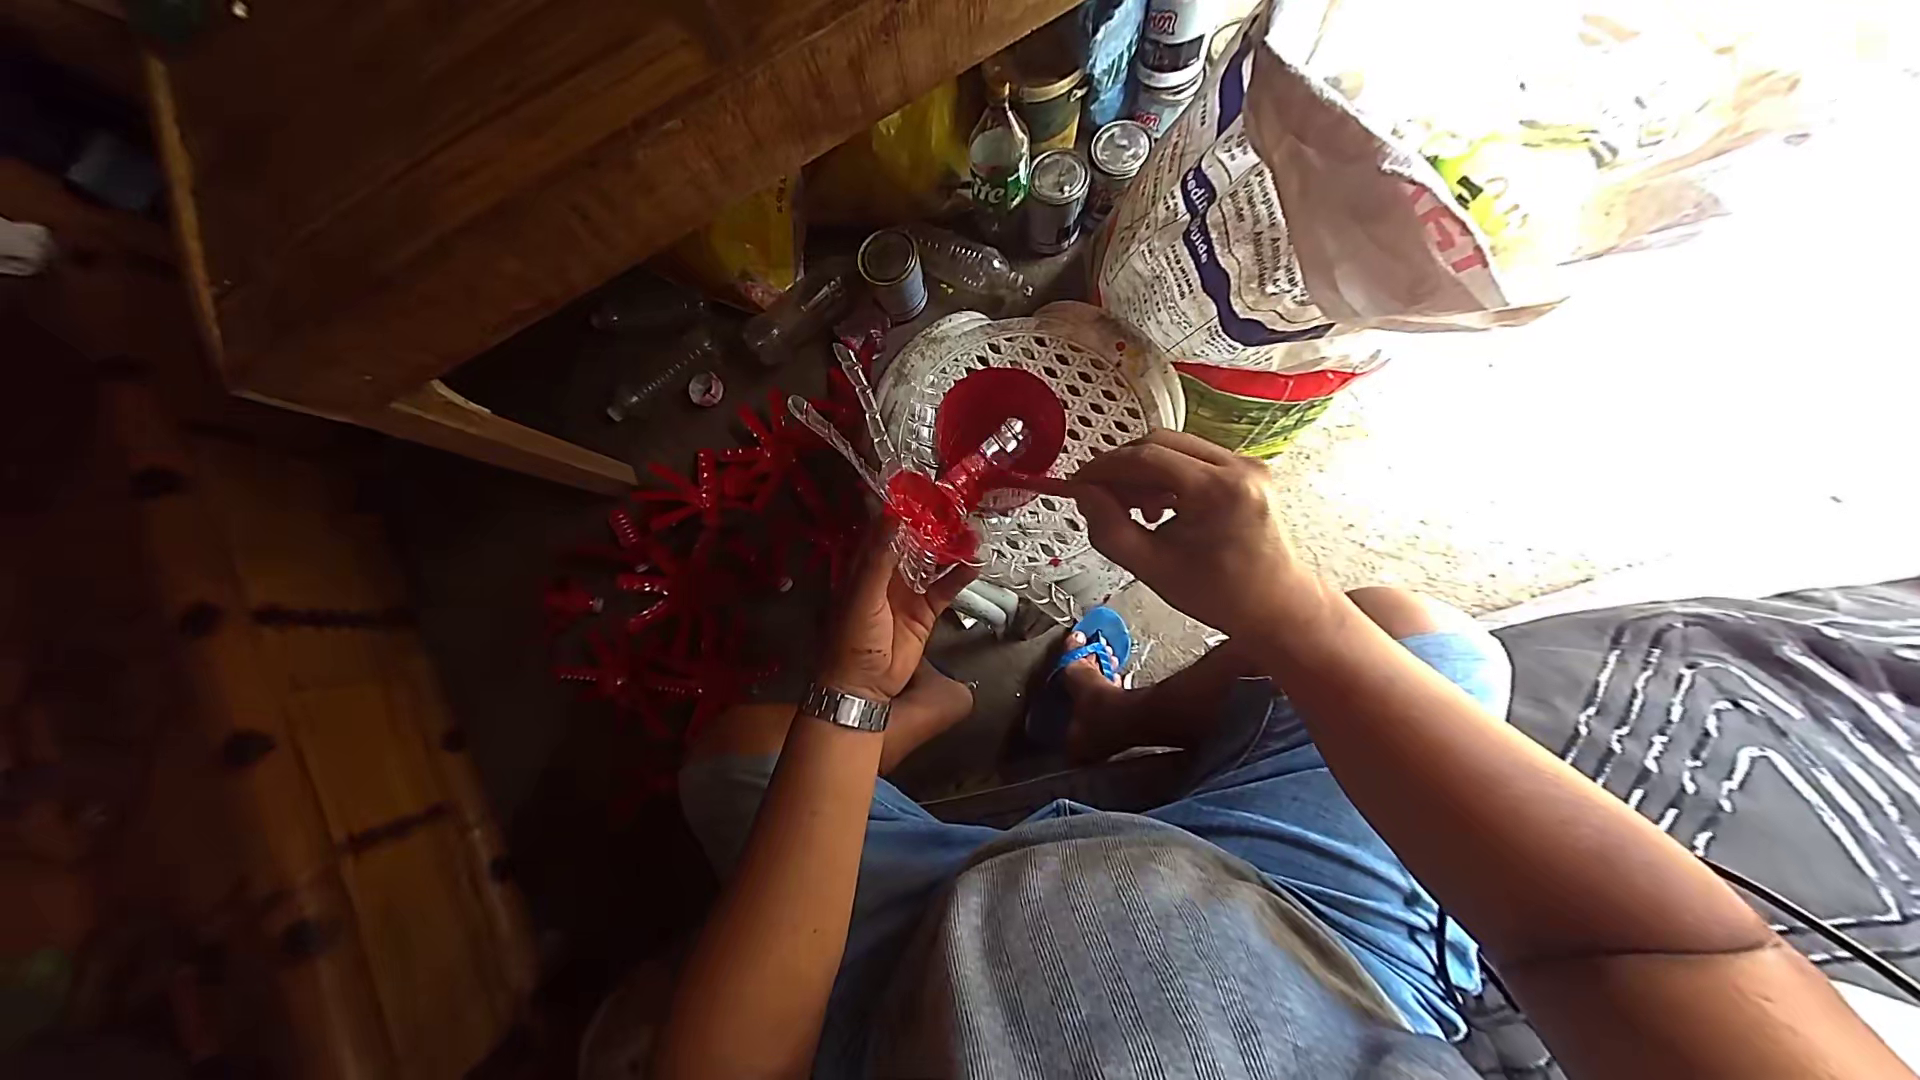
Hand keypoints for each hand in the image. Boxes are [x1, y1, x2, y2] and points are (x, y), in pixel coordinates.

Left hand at [817, 519, 976, 700]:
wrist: (864, 684)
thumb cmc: (852, 640)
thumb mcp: (863, 595)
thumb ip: (879, 559)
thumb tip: (890, 520)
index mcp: (867, 566)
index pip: (885, 530)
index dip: (901, 510)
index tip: (921, 492)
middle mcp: (889, 574)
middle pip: (914, 542)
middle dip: (933, 526)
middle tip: (955, 508)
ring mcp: (909, 591)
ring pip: (933, 562)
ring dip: (950, 548)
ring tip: (970, 531)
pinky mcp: (926, 611)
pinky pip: (945, 588)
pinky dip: (960, 576)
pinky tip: (974, 564)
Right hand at [1069, 430, 1329, 637]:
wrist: (1276, 606)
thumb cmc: (1219, 595)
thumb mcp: (1152, 567)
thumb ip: (1108, 529)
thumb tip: (1083, 494)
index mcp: (1218, 491)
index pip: (1146, 458)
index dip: (1104, 467)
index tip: (1078, 483)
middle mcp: (1238, 467)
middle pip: (1160, 443)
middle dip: (1122, 467)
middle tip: (1099, 497)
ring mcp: (1246, 464)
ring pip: (1175, 447)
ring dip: (1143, 472)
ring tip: (1133, 510)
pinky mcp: (1246, 470)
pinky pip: (1193, 458)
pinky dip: (1165, 476)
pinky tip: (1158, 508)